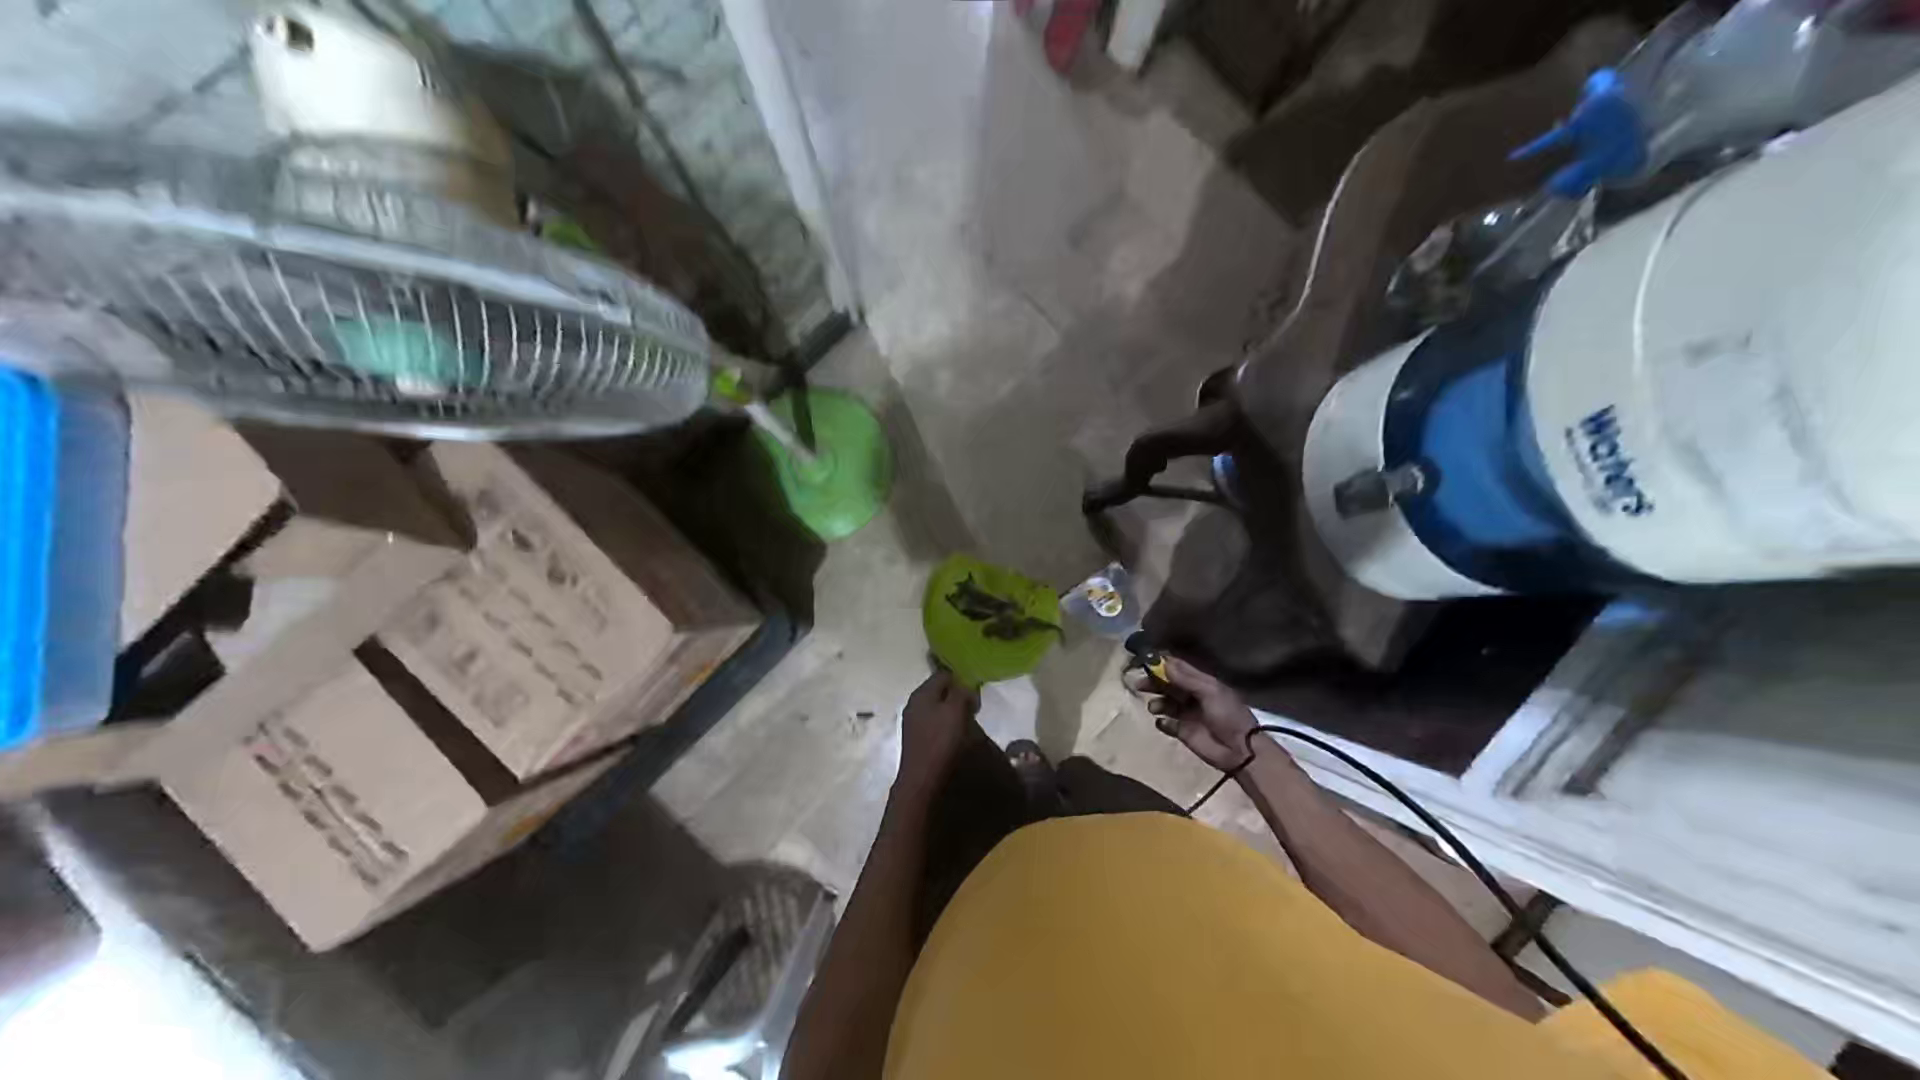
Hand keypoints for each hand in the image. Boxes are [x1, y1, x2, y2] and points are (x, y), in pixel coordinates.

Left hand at [897, 669, 977, 793]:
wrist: (922, 780)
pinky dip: (946, 725)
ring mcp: (913, 722)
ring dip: (953, 712)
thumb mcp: (956, 711)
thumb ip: (961, 693)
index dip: (961, 680)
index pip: (943, 675)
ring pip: (937, 708)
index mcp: (922, 693)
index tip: (976, 694)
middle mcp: (914, 704)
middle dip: (957, 697)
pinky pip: (934, 723)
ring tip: (967, 723)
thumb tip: (965, 687)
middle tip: (973, 709)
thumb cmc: (941, 742)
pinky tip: (955, 737)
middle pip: (939, 691)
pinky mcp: (916, 739)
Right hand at [1126, 655, 1260, 771]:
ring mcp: (1187, 714)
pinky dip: (1162, 722)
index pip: (1179, 669)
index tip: (1145, 660)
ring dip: (1157, 702)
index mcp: (1202, 683)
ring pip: (1165, 703)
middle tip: (1139, 684)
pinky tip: (1162, 722)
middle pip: (1168, 685)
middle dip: (1154, 683)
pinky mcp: (1183, 732)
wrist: (1240, 750)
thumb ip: (1186, 679)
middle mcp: (1192, 696)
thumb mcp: (1210, 692)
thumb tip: (1162, 663)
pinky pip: (1167, 724)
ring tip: (1154, 707)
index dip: (1163, 664)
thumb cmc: (1228, 715)